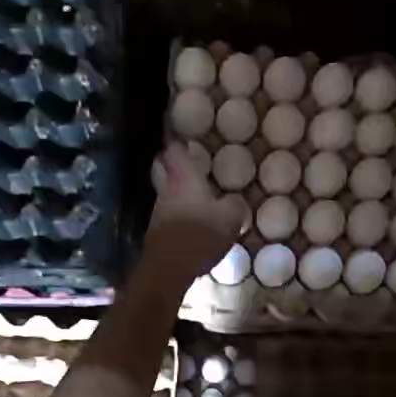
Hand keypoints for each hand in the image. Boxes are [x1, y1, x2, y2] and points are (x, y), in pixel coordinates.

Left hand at [144, 143, 244, 282]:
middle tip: (185, 158)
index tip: (177, 128)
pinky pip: (170, 212)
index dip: (175, 136)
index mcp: (183, 177)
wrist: (169, 268)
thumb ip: (236, 205)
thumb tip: (237, 201)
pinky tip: (192, 218)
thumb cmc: (199, 234)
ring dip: (177, 187)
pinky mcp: (158, 230)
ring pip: (166, 190)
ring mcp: (159, 210)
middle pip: (163, 166)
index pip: (173, 147)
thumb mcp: (230, 218)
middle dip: (171, 160)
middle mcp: (167, 188)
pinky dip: (178, 210)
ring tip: (194, 190)